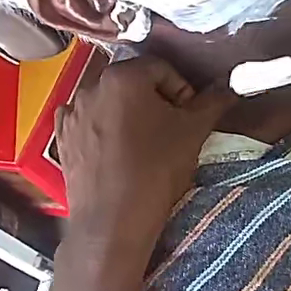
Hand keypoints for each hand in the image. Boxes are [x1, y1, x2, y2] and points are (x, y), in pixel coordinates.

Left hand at [56, 55, 233, 248]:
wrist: (113, 221)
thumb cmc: (156, 170)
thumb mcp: (194, 132)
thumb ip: (213, 102)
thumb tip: (228, 87)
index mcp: (124, 76)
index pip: (162, 69)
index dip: (182, 90)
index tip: (190, 115)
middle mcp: (92, 86)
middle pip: (133, 83)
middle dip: (155, 101)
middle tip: (171, 129)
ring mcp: (72, 112)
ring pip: (110, 102)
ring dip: (129, 115)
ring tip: (145, 144)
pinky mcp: (62, 137)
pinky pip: (88, 122)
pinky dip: (104, 129)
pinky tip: (117, 152)